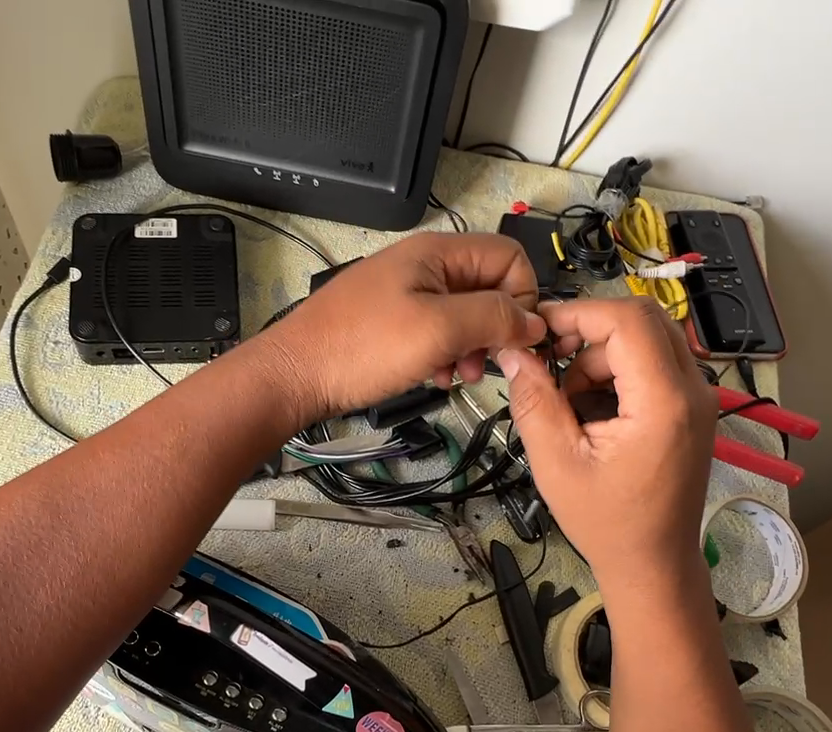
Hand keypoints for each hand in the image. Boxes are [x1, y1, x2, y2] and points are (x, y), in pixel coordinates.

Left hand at [250, 233, 546, 421]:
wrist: (296, 376)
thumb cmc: (361, 349)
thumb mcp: (439, 330)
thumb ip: (493, 318)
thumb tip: (535, 321)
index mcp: (437, 253)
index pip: (509, 258)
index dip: (522, 298)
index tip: (514, 339)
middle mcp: (423, 266)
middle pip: (487, 288)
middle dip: (494, 329)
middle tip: (482, 365)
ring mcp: (404, 295)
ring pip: (462, 316)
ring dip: (470, 348)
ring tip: (456, 376)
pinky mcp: (389, 324)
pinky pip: (435, 333)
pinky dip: (443, 356)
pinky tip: (433, 378)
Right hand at [500, 297, 715, 588]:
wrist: (652, 562)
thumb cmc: (604, 522)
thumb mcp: (556, 463)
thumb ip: (534, 402)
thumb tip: (514, 353)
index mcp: (664, 402)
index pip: (627, 320)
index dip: (578, 312)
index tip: (538, 329)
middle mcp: (694, 390)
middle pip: (643, 320)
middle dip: (589, 330)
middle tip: (549, 357)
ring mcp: (699, 398)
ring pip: (648, 339)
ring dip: (601, 354)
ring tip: (568, 400)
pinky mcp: (693, 409)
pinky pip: (655, 364)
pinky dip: (618, 372)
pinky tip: (592, 411)